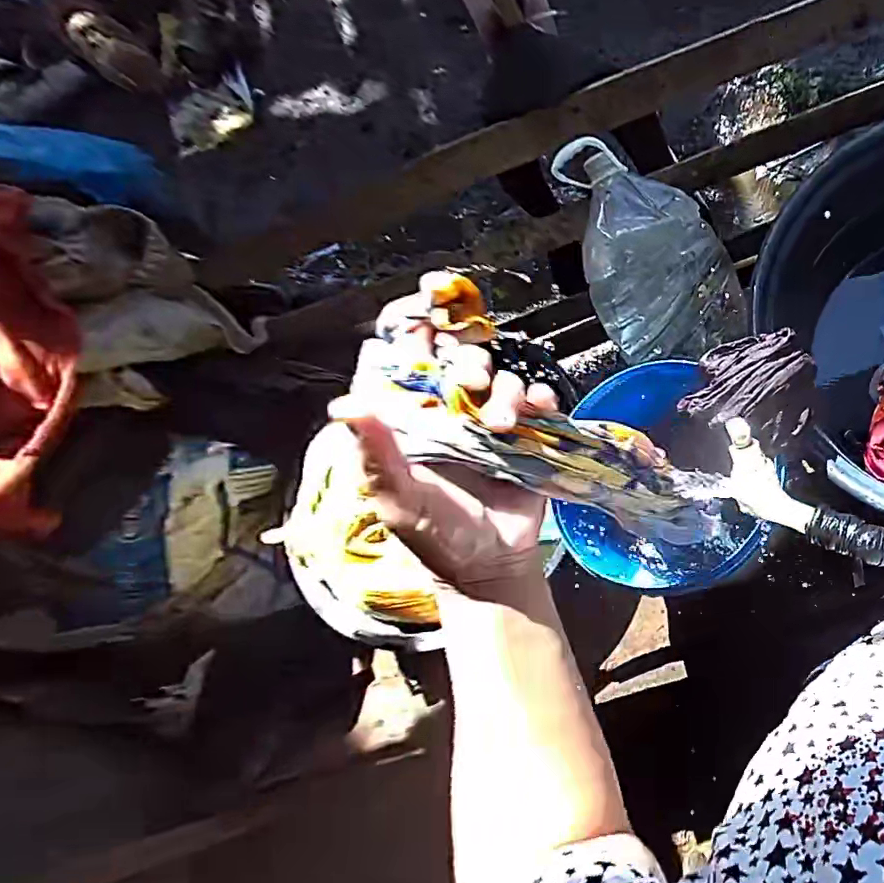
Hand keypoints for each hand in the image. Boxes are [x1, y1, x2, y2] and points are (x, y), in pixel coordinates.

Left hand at [330, 291, 560, 599]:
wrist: (491, 566)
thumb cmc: (438, 537)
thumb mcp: (399, 501)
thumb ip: (375, 454)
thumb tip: (343, 405)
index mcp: (410, 422)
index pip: (404, 363)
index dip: (411, 333)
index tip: (424, 316)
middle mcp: (450, 415)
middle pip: (458, 359)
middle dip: (466, 362)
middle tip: (472, 385)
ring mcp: (491, 424)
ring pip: (500, 377)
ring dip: (505, 390)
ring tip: (504, 426)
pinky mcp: (527, 438)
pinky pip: (537, 402)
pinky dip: (540, 401)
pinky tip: (538, 412)